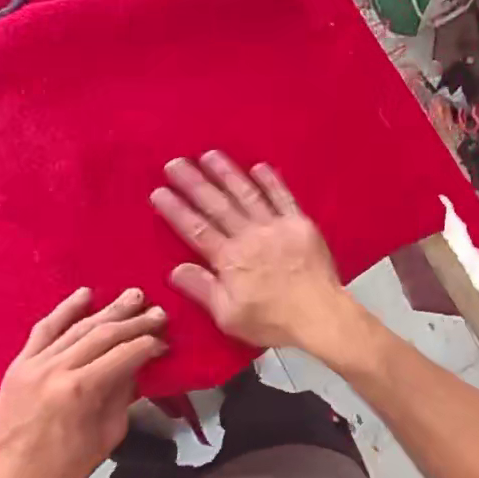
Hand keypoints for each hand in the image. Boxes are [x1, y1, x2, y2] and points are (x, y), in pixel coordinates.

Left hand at [0, 288, 166, 477]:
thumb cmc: (66, 468)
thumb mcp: (108, 434)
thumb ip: (123, 395)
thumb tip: (137, 366)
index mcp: (81, 390)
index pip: (124, 354)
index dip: (149, 345)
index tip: (165, 341)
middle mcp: (57, 369)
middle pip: (104, 334)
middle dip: (135, 321)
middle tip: (158, 311)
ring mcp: (34, 364)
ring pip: (77, 327)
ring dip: (108, 309)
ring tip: (133, 296)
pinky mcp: (18, 365)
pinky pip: (44, 330)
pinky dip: (65, 310)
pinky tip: (84, 295)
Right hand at [150, 152, 360, 352]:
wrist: (320, 315)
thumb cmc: (273, 321)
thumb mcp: (229, 316)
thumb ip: (203, 289)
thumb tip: (175, 269)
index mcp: (229, 259)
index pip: (196, 228)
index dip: (176, 209)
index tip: (159, 192)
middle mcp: (249, 236)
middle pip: (216, 205)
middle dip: (194, 182)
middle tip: (175, 163)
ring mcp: (276, 227)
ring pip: (246, 194)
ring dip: (227, 173)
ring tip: (209, 155)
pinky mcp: (300, 224)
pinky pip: (283, 197)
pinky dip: (271, 181)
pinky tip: (259, 166)